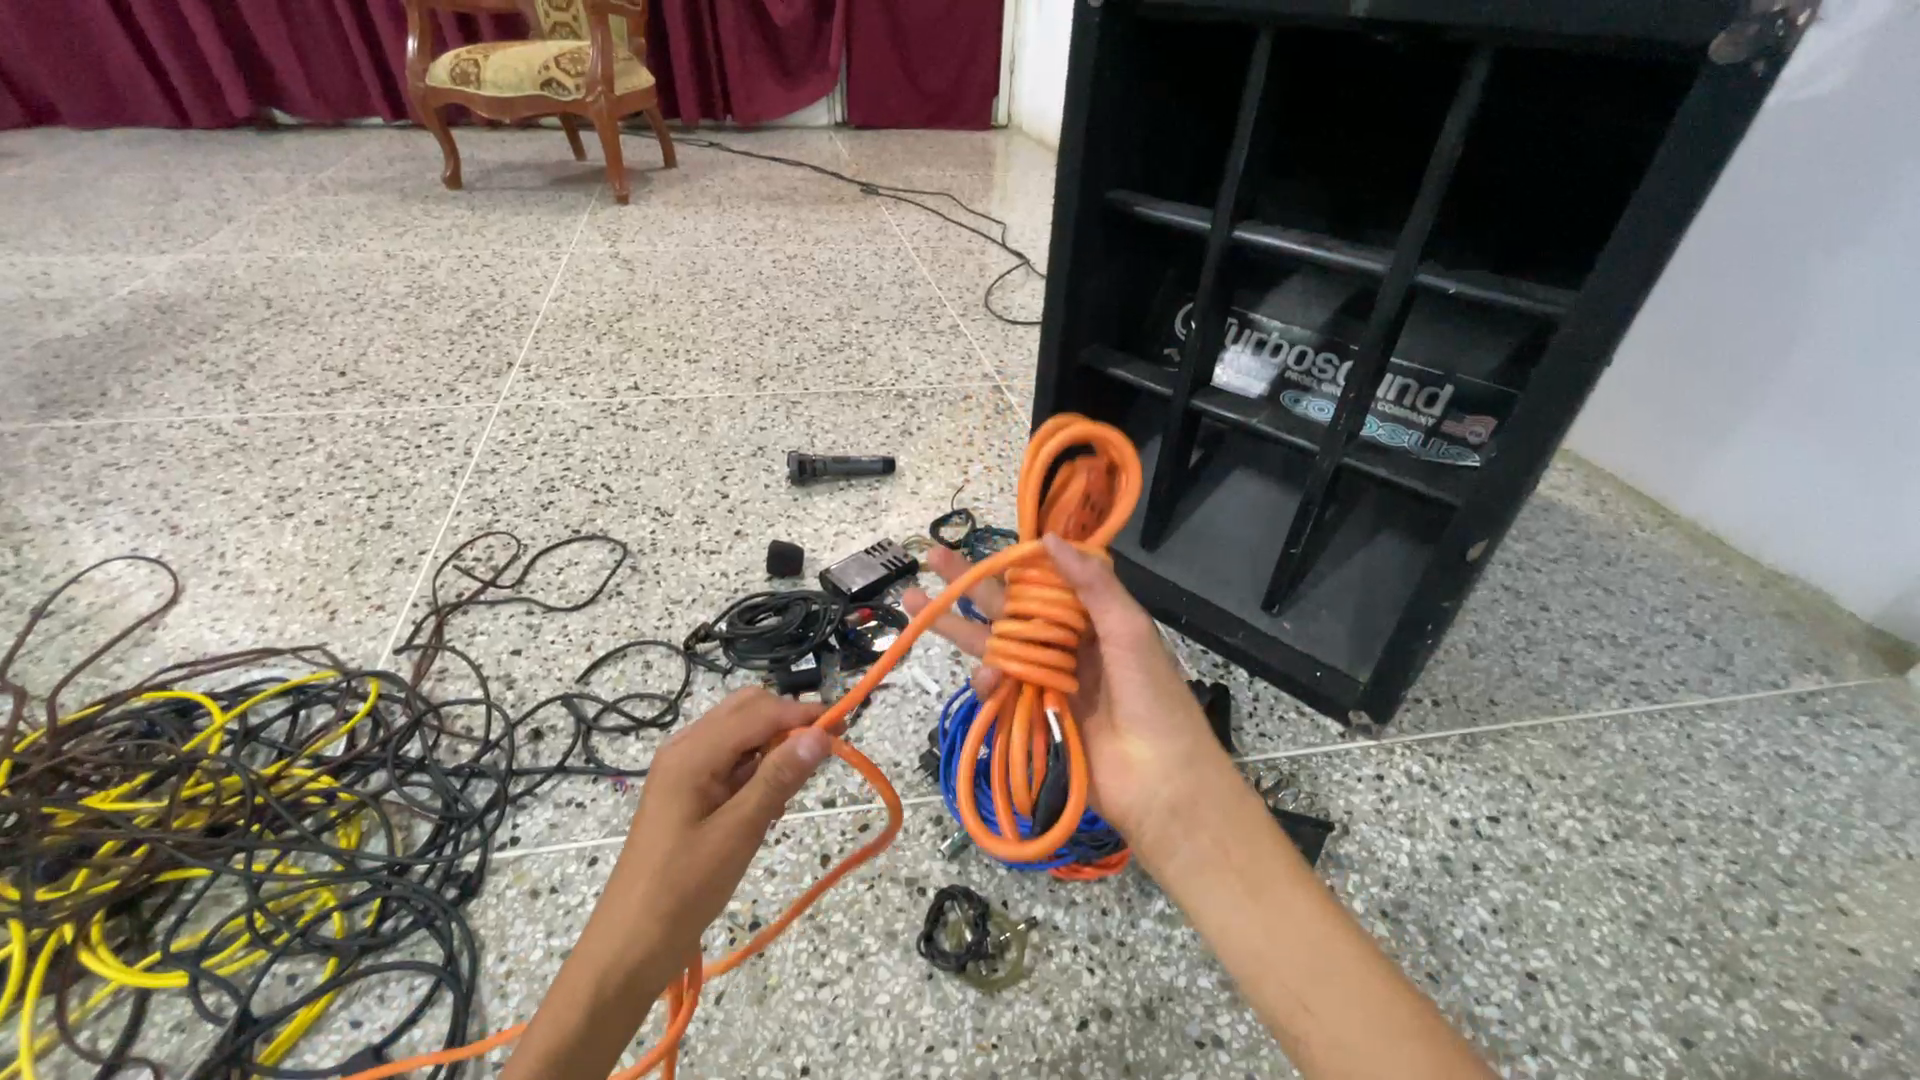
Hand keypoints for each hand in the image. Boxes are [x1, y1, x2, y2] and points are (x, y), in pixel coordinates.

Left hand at [590, 688, 831, 972]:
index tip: (844, 726)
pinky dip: (758, 771)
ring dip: (774, 749)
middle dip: (788, 724)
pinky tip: (771, 805)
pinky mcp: (687, 793)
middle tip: (823, 754)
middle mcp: (686, 749)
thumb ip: (779, 777)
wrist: (631, 943)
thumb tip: (821, 734)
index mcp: (692, 753)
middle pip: (747, 711)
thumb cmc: (684, 888)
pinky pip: (731, 763)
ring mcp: (684, 771)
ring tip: (794, 790)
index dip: (802, 715)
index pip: (758, 712)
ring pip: (741, 736)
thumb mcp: (739, 832)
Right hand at [901, 536, 1235, 848]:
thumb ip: (1091, 584)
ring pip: (993, 648)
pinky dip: (987, 684)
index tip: (985, 544)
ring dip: (955, 626)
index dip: (1012, 564)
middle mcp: (1063, 645)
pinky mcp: (1029, 716)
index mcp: (1091, 620)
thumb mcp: (1129, 629)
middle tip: (931, 557)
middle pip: (1008, 610)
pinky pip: (998, 691)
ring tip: (913, 602)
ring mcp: (1044, 681)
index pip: (1043, 584)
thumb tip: (1048, 538)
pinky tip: (987, 683)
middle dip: (968, 585)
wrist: (1158, 780)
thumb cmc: (1151, 696)